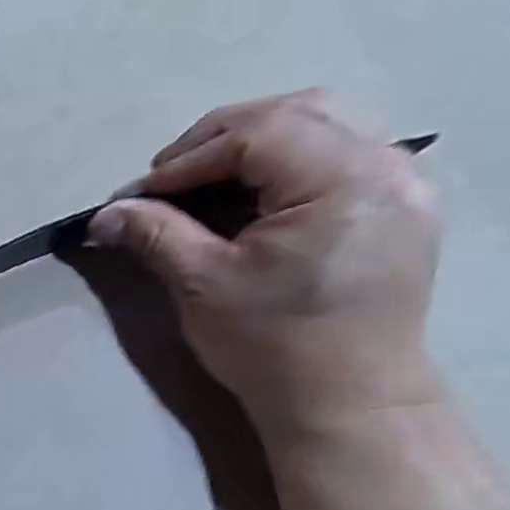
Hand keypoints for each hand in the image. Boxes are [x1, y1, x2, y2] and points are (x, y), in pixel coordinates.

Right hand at [88, 90, 443, 440]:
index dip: (188, 158)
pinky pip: (344, 153)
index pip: (259, 134)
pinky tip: (255, 192)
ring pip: (326, 124)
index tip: (139, 194)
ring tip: (205, 181)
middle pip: (298, 112)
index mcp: (344, 180)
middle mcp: (388, 163)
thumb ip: (156, 236)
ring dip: (257, 141)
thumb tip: (104, 213)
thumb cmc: (270, 345)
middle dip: (221, 137)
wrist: (346, 397)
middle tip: (167, 179)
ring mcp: (405, 180)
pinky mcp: (401, 203)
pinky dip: (290, 160)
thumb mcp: (202, 287)